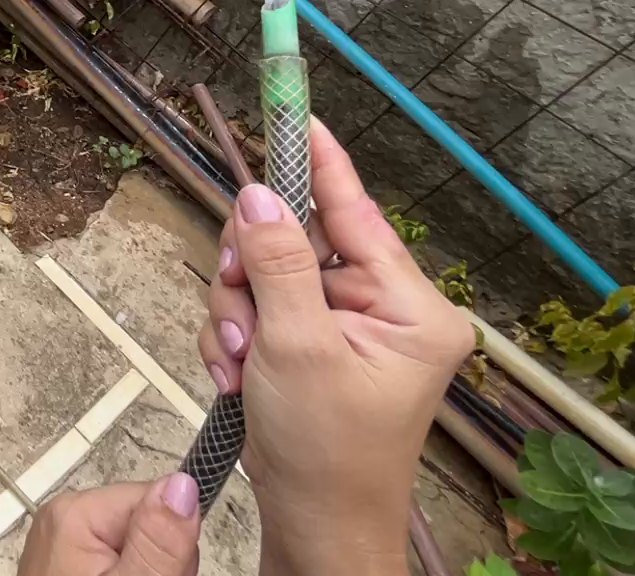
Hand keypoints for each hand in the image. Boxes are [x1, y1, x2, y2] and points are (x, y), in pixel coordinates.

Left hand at [16, 475, 201, 575]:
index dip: (176, 543)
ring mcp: (64, 546)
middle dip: (165, 569)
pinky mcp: (68, 570)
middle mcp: (65, 518)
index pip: (152, 498)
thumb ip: (158, 544)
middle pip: (148, 527)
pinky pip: (120, 568)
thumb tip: (184, 482)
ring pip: (141, 554)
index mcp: (76, 512)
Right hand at [199, 119, 473, 575]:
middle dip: (247, 276)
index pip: (354, 213)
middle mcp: (372, 305)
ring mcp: (333, 323)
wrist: (312, 521)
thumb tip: (256, 194)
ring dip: (234, 314)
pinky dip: (231, 335)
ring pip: (254, 274)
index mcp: (403, 304)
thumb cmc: (325, 445)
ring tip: (242, 361)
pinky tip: (239, 374)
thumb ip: (277, 264)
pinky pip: (246, 307)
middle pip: (285, 241)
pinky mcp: (299, 339)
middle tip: (240, 313)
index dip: (321, 161)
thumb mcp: (297, 348)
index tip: (296, 112)